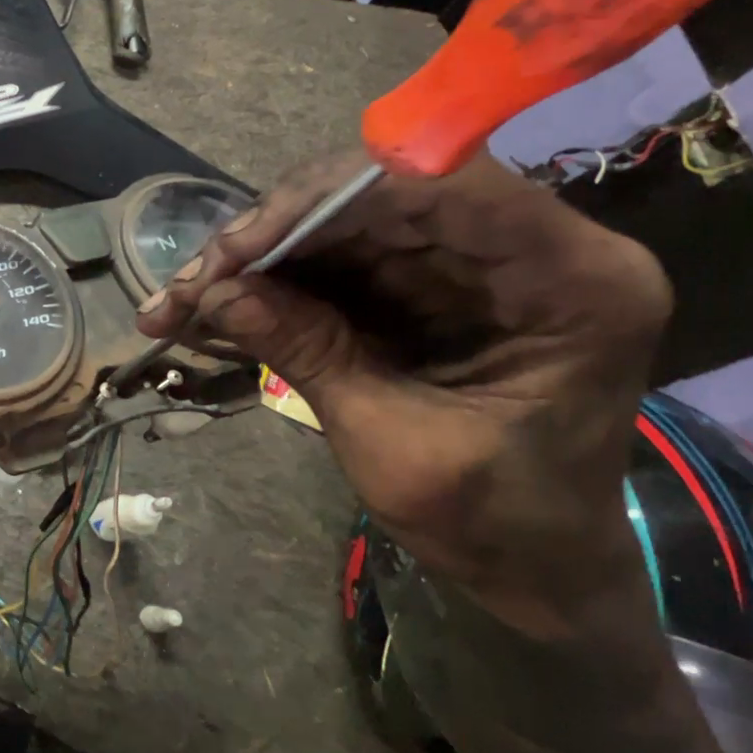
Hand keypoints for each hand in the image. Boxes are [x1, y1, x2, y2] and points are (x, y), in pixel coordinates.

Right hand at [137, 151, 672, 635]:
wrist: (529, 566)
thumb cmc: (497, 522)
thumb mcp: (396, 445)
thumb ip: (312, 355)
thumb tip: (213, 291)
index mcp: (572, 280)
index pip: (442, 186)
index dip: (326, 198)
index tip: (237, 248)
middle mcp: (519, 248)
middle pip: (373, 196)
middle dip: (269, 234)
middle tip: (190, 283)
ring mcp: (461, 261)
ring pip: (336, 221)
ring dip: (253, 257)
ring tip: (180, 300)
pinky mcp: (416, 280)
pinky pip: (329, 256)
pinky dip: (265, 279)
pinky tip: (208, 305)